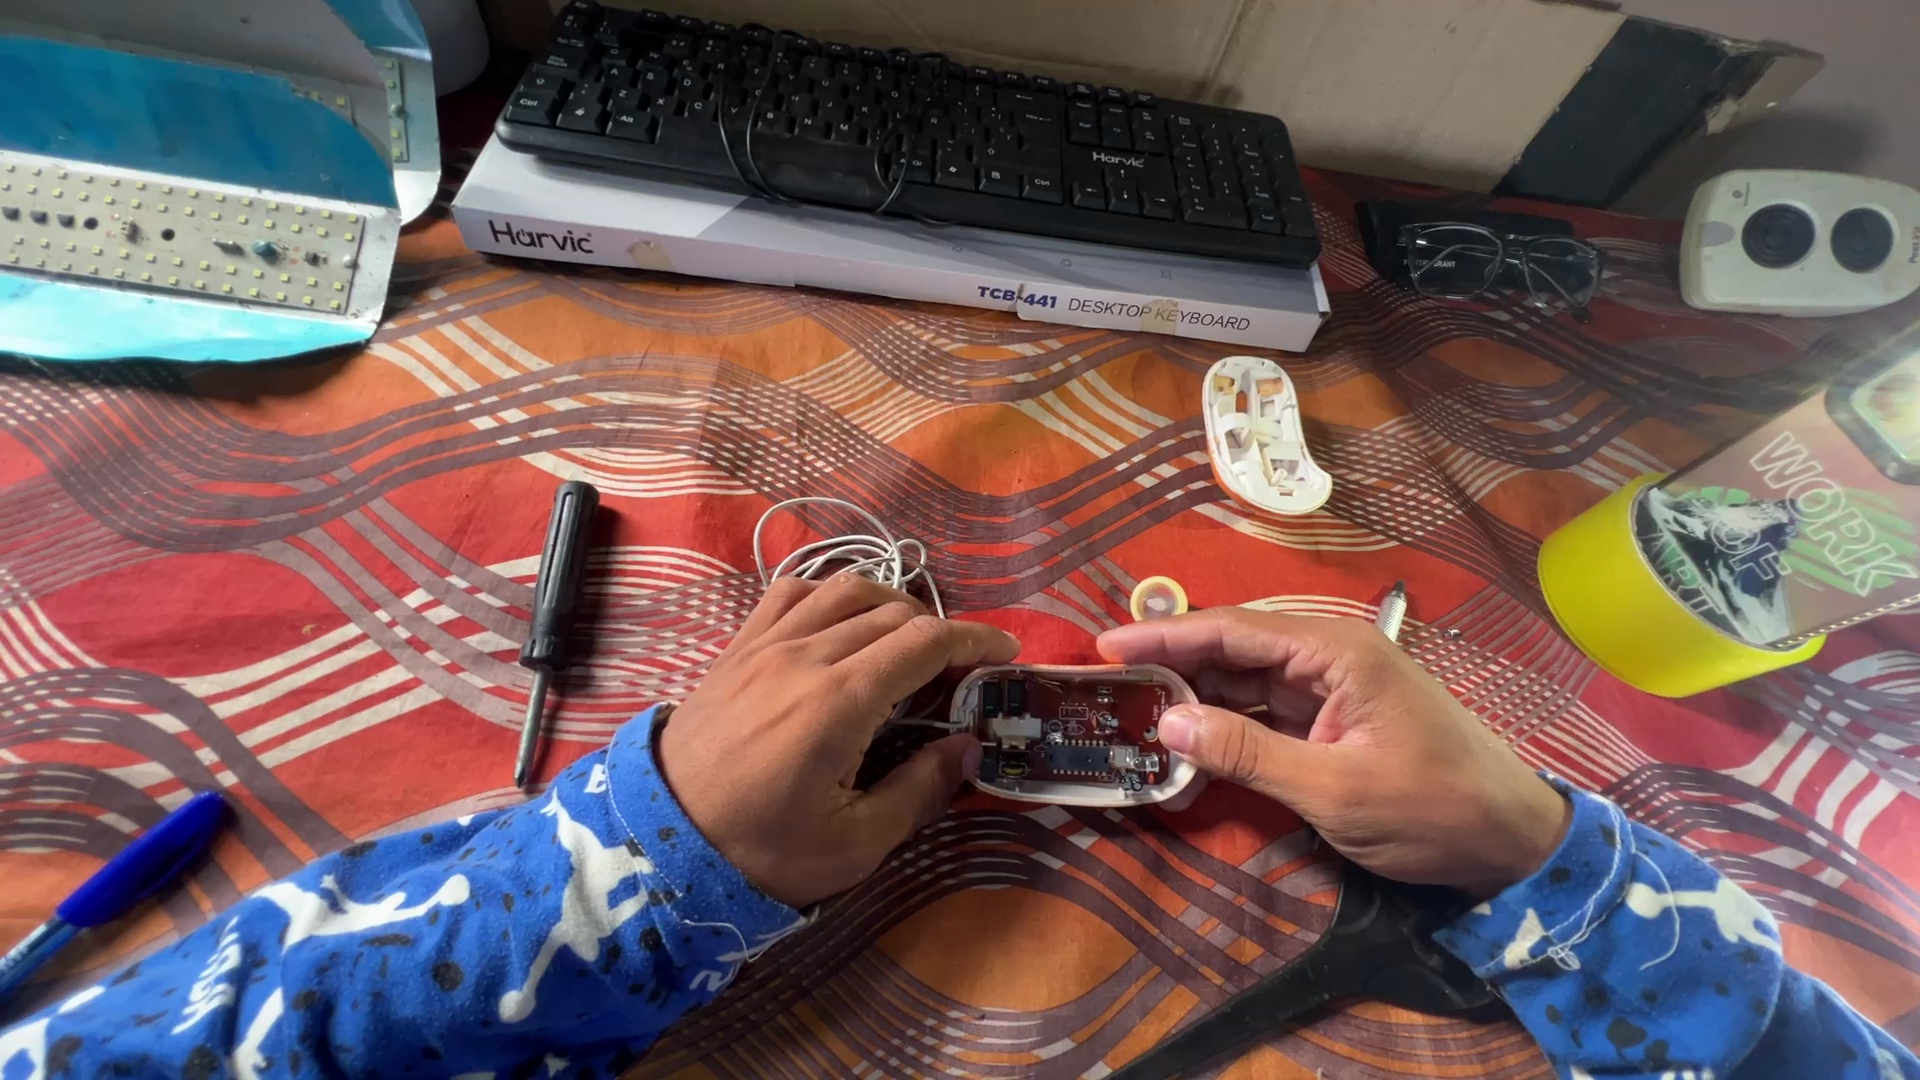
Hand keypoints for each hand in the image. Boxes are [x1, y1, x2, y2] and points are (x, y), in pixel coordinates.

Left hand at [659, 574, 1018, 907]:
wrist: (655, 844)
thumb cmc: (759, 852)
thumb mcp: (853, 844)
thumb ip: (920, 790)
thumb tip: (968, 747)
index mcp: (839, 701)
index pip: (925, 641)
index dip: (975, 639)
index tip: (1005, 651)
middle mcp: (805, 654)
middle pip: (895, 612)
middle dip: (941, 632)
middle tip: (958, 668)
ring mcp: (766, 642)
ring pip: (847, 589)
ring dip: (893, 605)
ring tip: (908, 639)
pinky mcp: (738, 645)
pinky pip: (792, 592)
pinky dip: (831, 595)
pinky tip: (841, 621)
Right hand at [1098, 608, 1569, 895]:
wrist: (1516, 846)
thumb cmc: (1435, 810)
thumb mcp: (1337, 789)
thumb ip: (1248, 752)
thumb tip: (1168, 724)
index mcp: (1333, 651)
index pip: (1231, 629)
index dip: (1164, 635)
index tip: (1107, 645)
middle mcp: (1323, 655)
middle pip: (1228, 646)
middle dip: (1168, 661)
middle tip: (1108, 679)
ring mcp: (1323, 686)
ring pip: (1237, 676)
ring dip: (1188, 694)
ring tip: (1132, 707)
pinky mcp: (1322, 717)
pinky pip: (1256, 709)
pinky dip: (1218, 723)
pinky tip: (1182, 738)